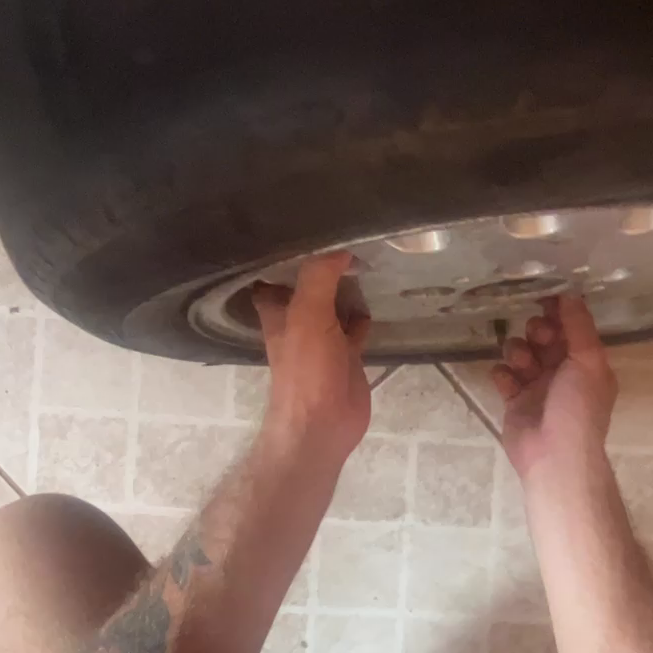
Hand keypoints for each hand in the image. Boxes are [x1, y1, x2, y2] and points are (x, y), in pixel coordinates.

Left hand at [253, 252, 371, 463]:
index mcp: (278, 311)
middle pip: (307, 287)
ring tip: (365, 256)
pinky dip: (365, 315)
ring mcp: (323, 340)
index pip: (274, 274)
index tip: (304, 228)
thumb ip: (319, 278)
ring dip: (345, 288)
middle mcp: (297, 322)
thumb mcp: (308, 314)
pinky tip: (378, 297)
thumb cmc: (306, 370)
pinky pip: (356, 328)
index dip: (284, 254)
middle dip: (320, 266)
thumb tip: (341, 250)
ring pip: (334, 305)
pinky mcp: (347, 355)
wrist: (323, 424)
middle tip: (343, 235)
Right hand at [492, 295, 617, 479]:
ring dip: (518, 351)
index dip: (560, 312)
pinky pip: (504, 377)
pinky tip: (506, 379)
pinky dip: (502, 374)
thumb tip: (571, 293)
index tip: (545, 297)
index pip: (572, 328)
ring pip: (521, 354)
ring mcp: (537, 388)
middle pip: (545, 338)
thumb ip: (579, 326)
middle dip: (537, 331)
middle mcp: (563, 373)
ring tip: (521, 363)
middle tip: (536, 335)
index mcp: (587, 363)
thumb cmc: (577, 407)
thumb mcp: (588, 361)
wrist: (554, 455)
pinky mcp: (514, 402)